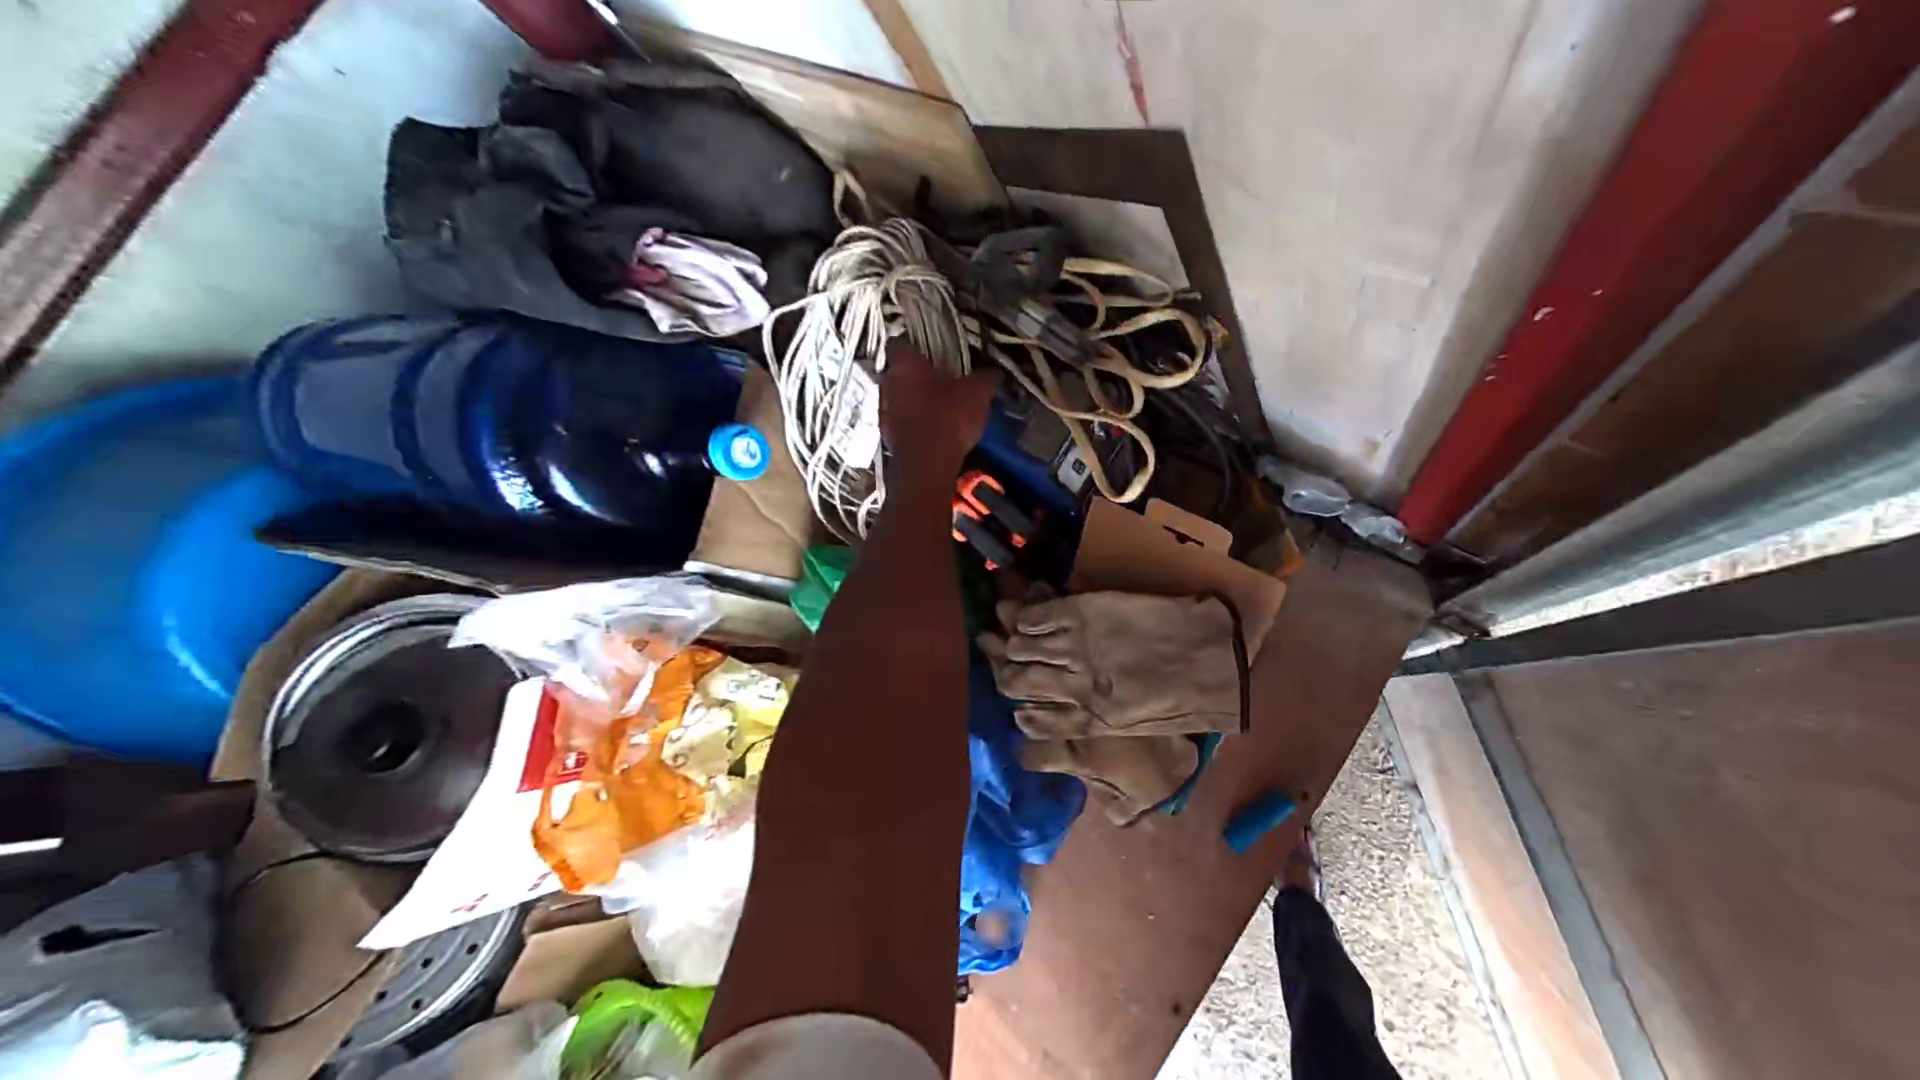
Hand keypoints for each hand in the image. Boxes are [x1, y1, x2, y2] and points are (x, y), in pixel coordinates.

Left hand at [879, 343, 1001, 480]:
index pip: (902, 344)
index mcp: (905, 364)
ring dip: (912, 403)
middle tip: (938, 382)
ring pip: (898, 399)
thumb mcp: (978, 392)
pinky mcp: (886, 438)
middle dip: (916, 377)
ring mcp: (884, 412)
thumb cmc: (949, 416)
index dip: (916, 348)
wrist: (928, 464)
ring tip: (936, 409)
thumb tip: (994, 374)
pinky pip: (900, 424)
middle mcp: (887, 384)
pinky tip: (931, 431)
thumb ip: (985, 378)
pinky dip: (912, 425)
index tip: (931, 355)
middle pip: (899, 374)